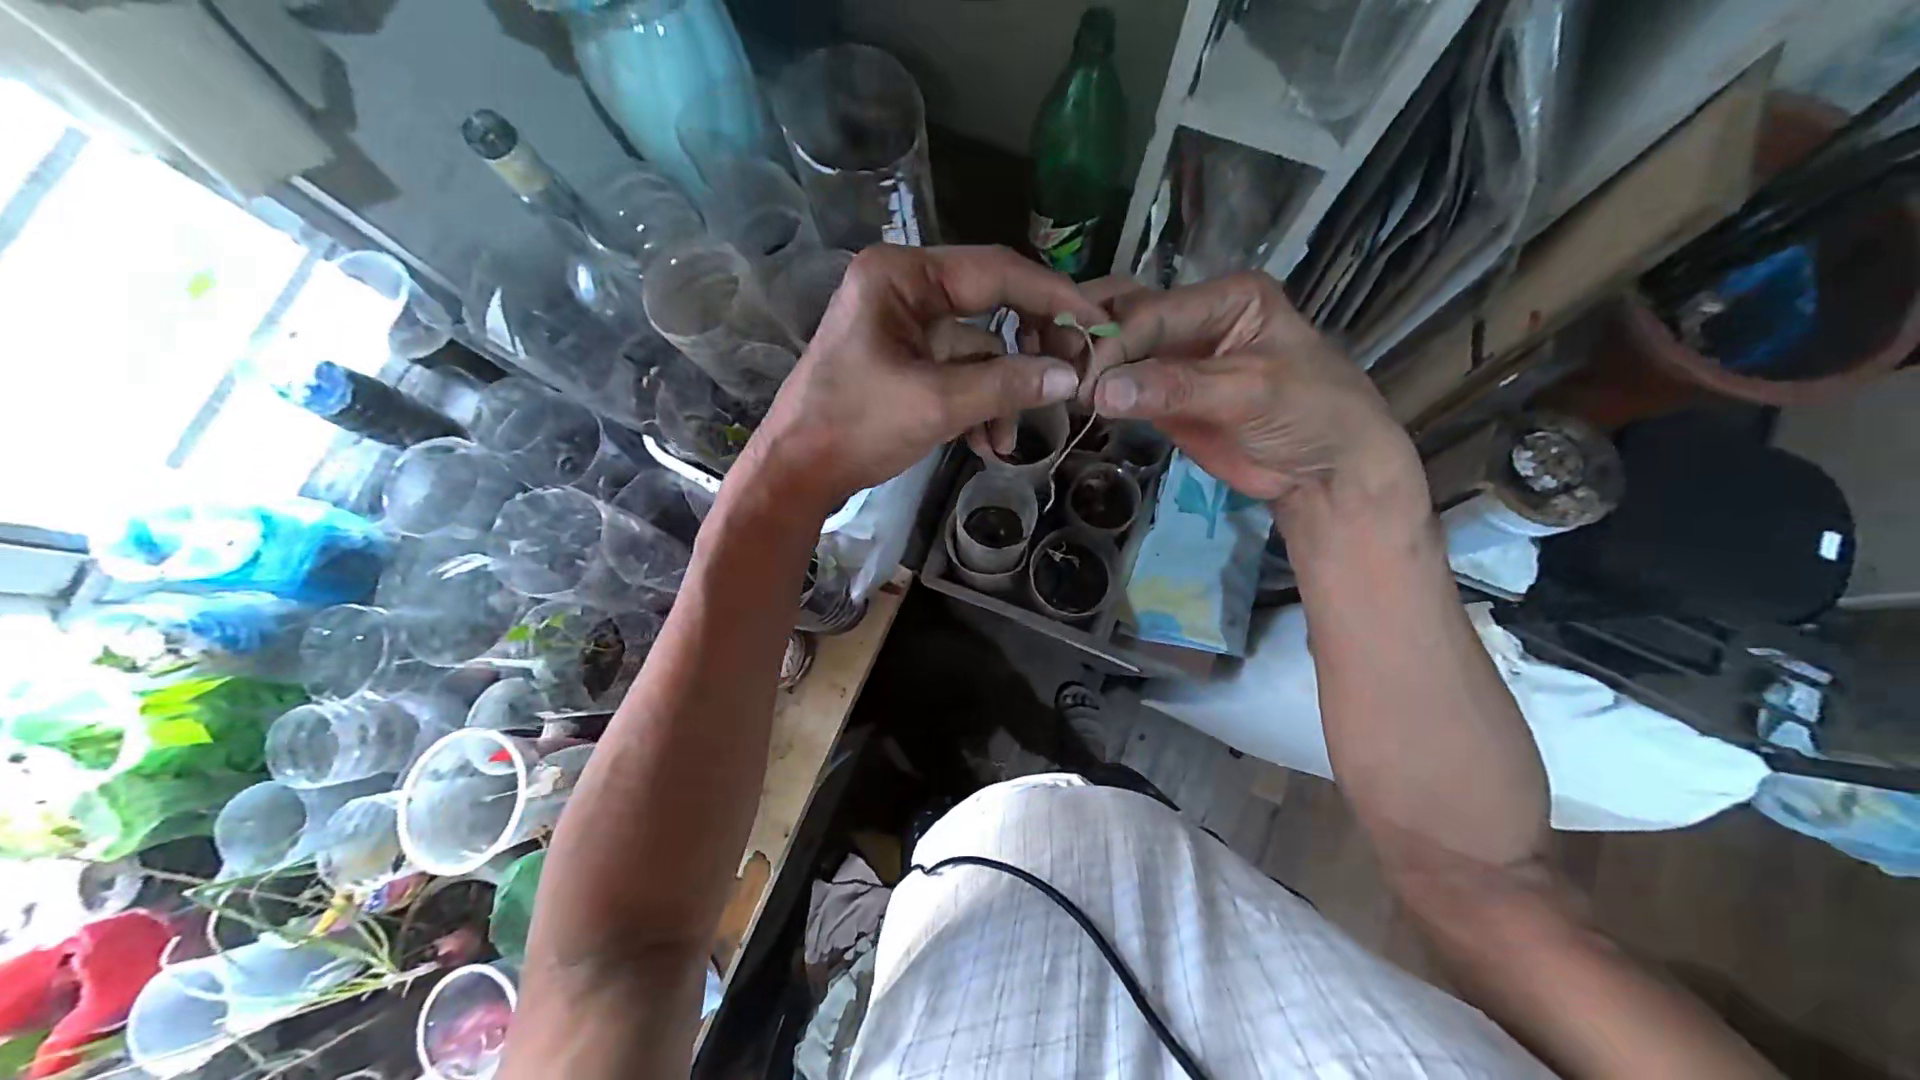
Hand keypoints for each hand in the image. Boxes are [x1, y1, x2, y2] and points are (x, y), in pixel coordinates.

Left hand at [746, 245, 1106, 515]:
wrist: (796, 472)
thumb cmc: (854, 427)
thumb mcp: (936, 403)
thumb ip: (1007, 384)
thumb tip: (1071, 375)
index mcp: (901, 275)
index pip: (996, 272)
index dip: (1052, 298)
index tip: (1095, 324)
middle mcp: (903, 288)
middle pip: (990, 309)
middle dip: (1024, 357)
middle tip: (1063, 386)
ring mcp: (903, 325)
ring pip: (978, 350)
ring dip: (999, 395)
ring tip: (1005, 442)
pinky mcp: (903, 359)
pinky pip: (957, 372)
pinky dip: (976, 404)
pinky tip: (986, 443)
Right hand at [1083, 272, 1425, 524]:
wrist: (1325, 471)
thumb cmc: (1310, 415)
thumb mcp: (1249, 392)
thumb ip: (1175, 388)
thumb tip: (1101, 393)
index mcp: (1227, 297)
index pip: (1153, 311)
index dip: (1115, 343)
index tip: (1085, 382)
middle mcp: (1195, 317)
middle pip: (1127, 313)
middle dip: (1090, 335)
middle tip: (1055, 366)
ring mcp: (1175, 356)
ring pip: (1117, 347)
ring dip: (1087, 362)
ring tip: (1056, 381)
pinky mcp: (1162, 394)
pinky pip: (1121, 384)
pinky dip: (1097, 390)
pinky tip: (1072, 398)